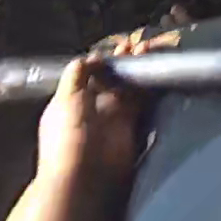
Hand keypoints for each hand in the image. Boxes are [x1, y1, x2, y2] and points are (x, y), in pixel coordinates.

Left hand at [36, 40, 142, 186]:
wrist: (84, 174)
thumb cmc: (68, 135)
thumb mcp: (65, 100)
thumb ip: (77, 75)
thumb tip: (91, 56)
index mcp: (71, 99)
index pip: (88, 73)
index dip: (103, 59)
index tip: (118, 45)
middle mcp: (92, 105)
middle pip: (111, 77)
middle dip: (123, 60)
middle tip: (137, 46)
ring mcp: (113, 114)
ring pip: (128, 84)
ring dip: (138, 68)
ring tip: (148, 51)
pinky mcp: (131, 122)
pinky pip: (142, 98)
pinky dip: (148, 84)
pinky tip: (155, 69)